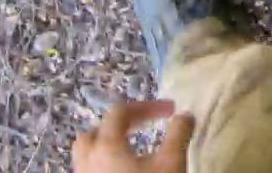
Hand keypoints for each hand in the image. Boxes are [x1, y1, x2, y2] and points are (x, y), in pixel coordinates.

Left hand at [71, 99, 193, 172]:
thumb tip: (185, 115)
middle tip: (142, 128)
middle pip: (93, 135)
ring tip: (135, 153)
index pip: (119, 112)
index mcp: (106, 148)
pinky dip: (105, 169)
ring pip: (87, 159)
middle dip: (117, 127)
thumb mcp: (172, 163)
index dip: (146, 106)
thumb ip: (179, 133)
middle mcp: (87, 165)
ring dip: (109, 149)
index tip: (171, 111)